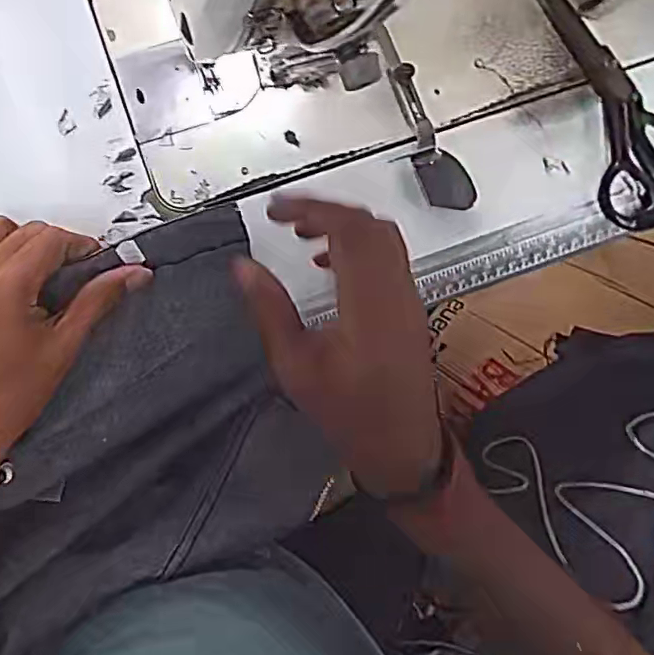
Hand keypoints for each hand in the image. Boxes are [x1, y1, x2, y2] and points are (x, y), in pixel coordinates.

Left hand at [0, 217, 150, 536]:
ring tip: (43, 271)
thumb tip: (130, 275)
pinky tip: (4, 273)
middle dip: (58, 243)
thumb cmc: (7, 399)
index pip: (51, 239)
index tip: (98, 262)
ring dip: (23, 239)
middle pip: (26, 231)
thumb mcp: (63, 346)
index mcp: (5, 287)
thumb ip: (97, 300)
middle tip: (80, 272)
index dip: (82, 245)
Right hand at [232, 196, 447, 497]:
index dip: (311, 209)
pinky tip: (326, 261)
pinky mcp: (409, 305)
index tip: (277, 211)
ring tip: (301, 230)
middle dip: (324, 209)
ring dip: (341, 223)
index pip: (348, 231)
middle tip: (286, 215)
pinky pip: (388, 254)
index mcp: (368, 305)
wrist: (402, 446)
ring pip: (383, 235)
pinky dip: (356, 242)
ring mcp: (408, 298)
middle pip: (369, 224)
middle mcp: (396, 294)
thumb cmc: (351, 413)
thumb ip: (269, 309)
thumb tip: (244, 268)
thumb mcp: (294, 365)